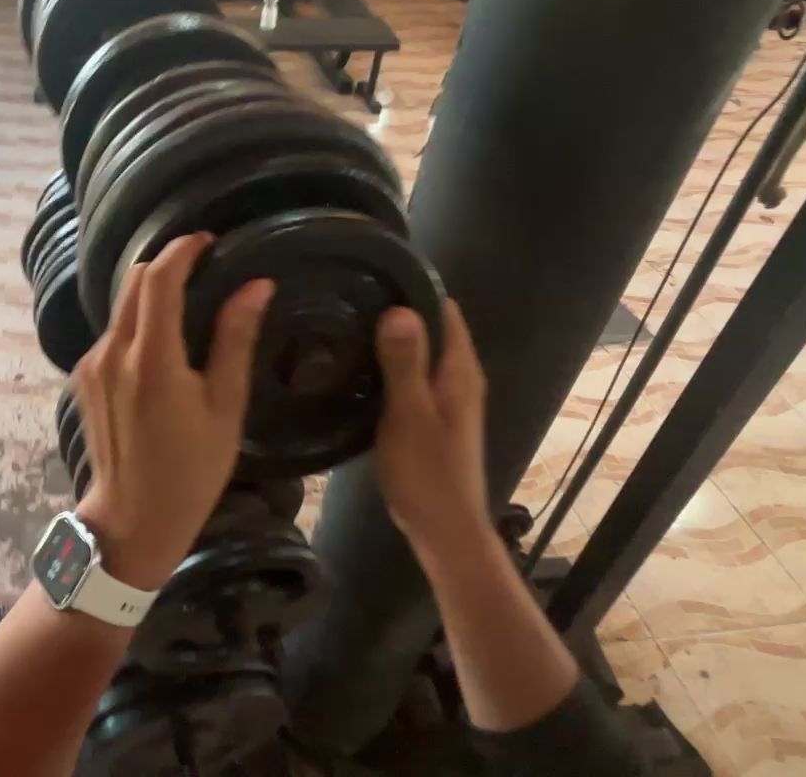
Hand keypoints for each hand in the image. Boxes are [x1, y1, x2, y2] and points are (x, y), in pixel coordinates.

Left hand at [71, 233, 273, 590]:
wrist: (132, 520)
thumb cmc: (191, 471)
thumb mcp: (225, 408)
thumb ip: (234, 340)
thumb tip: (256, 285)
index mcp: (152, 359)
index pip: (159, 279)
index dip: (183, 250)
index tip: (209, 241)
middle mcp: (113, 352)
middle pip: (135, 282)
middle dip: (168, 266)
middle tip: (205, 270)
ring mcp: (92, 365)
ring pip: (122, 306)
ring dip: (152, 297)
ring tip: (189, 313)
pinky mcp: (82, 378)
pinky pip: (112, 334)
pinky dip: (137, 326)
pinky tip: (162, 353)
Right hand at [373, 300, 493, 562]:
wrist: (443, 530)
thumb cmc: (427, 472)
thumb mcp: (410, 413)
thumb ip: (405, 362)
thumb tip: (399, 308)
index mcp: (459, 371)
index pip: (444, 311)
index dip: (414, 289)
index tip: (372, 276)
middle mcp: (458, 379)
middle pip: (430, 329)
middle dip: (397, 312)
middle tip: (348, 297)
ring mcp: (446, 399)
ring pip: (418, 353)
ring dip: (390, 339)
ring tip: (346, 324)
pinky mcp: (430, 417)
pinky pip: (410, 375)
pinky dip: (389, 365)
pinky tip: (358, 367)